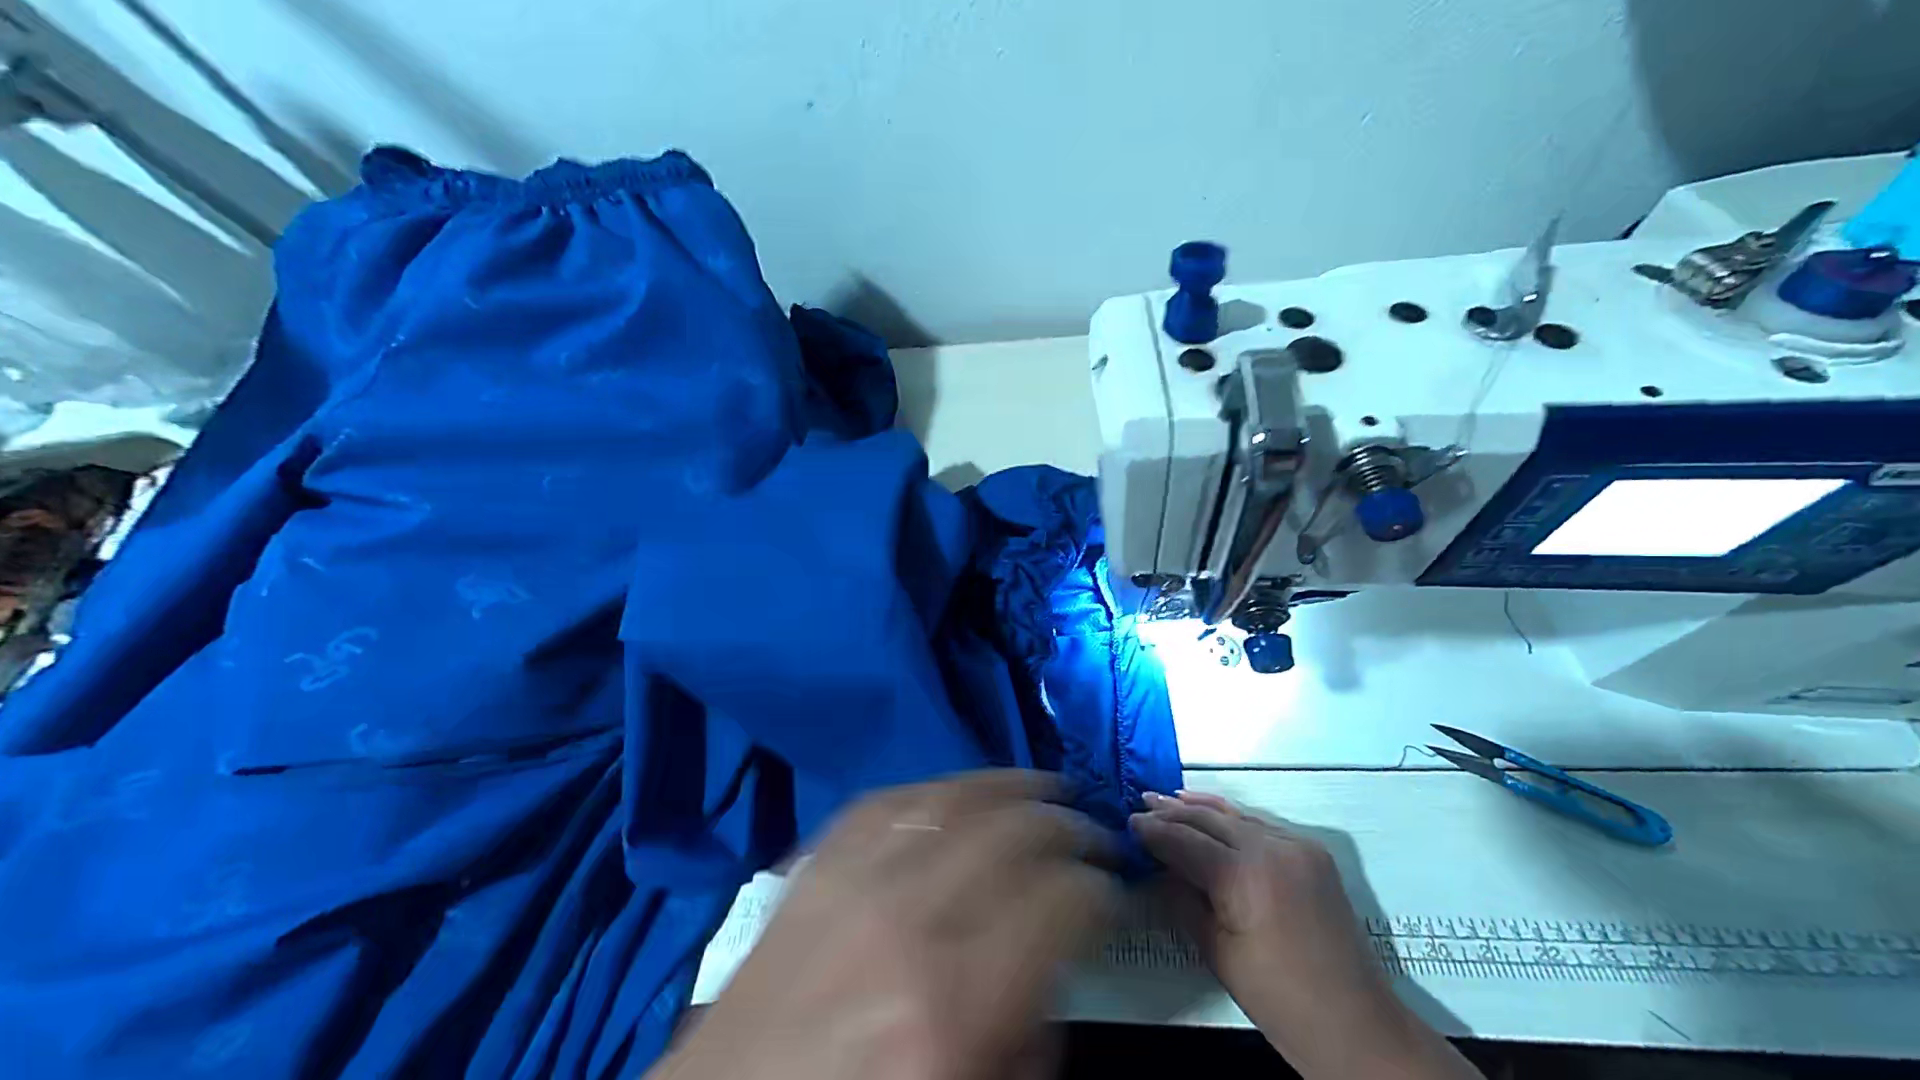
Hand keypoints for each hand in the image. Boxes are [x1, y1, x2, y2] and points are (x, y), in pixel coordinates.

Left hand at [657, 771, 1117, 1079]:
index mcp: (953, 1003)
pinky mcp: (812, 867)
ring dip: (1008, 786)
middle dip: (1067, 825)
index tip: (1111, 888)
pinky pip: (883, 804)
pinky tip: (960, 793)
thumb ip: (1030, 1033)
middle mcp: (905, 923)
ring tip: (1044, 788)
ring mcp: (851, 882)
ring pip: (949, 799)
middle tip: (1091, 832)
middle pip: (1011, 834)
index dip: (1100, 888)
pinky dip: (933, 788)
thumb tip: (1055, 959)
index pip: (1059, 902)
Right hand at [1130, 790, 1477, 1078]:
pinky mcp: (1312, 853)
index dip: (1153, 830)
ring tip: (1167, 797)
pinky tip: (1213, 816)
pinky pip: (1261, 825)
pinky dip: (1232, 819)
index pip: (1184, 840)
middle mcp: (1272, 849)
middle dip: (1172, 812)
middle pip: (1209, 820)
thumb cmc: (1278, 1000)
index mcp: (1245, 876)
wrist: (1356, 1025)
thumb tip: (1157, 868)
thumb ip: (1182, 899)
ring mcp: (1297, 846)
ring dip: (1200, 808)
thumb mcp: (1215, 952)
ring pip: (1236, 816)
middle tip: (1140, 803)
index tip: (1128, 822)